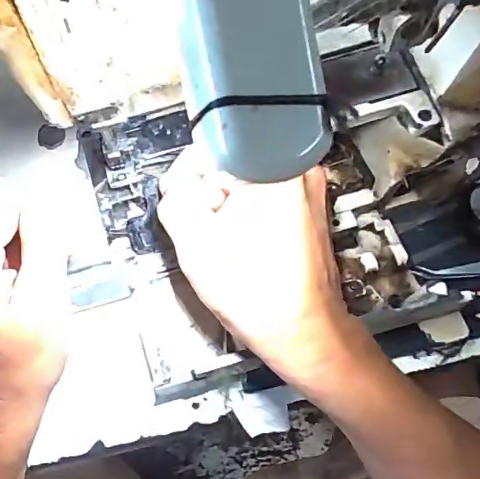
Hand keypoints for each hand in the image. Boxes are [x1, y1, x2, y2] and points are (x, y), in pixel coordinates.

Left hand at [0, 176, 68, 437]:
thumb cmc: (22, 365)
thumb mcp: (49, 302)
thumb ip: (45, 242)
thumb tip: (39, 203)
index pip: (3, 198)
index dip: (33, 226)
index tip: (37, 260)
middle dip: (20, 227)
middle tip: (29, 272)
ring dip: (10, 237)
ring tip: (17, 279)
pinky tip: (7, 279)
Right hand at [155, 152, 374, 393]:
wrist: (300, 330)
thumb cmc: (261, 298)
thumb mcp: (194, 246)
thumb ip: (175, 200)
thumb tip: (177, 183)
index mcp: (273, 171)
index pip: (207, 148)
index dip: (187, 181)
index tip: (192, 207)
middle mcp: (298, 171)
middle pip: (225, 161)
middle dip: (207, 195)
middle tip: (212, 231)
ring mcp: (305, 189)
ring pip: (240, 180)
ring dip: (224, 208)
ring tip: (231, 242)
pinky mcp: (303, 207)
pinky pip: (257, 198)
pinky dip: (243, 218)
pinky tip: (244, 246)